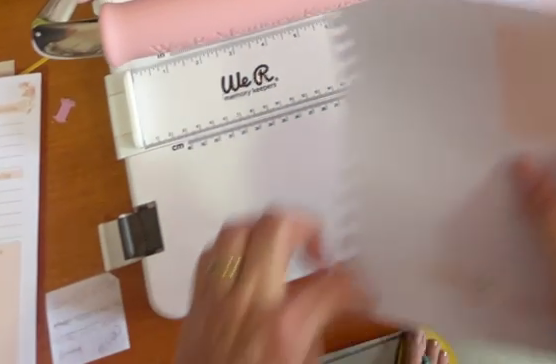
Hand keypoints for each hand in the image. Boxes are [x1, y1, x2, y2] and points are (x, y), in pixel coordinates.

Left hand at [174, 209, 365, 363]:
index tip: (360, 287)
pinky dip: (231, 248)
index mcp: (283, 329)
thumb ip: (314, 329)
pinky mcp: (196, 304)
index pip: (332, 283)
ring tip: (283, 244)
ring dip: (264, 230)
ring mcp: (218, 298)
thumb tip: (324, 305)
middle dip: (305, 226)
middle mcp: (248, 303)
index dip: (355, 281)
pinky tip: (245, 260)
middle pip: (276, 228)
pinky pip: (211, 254)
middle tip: (319, 248)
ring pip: (237, 230)